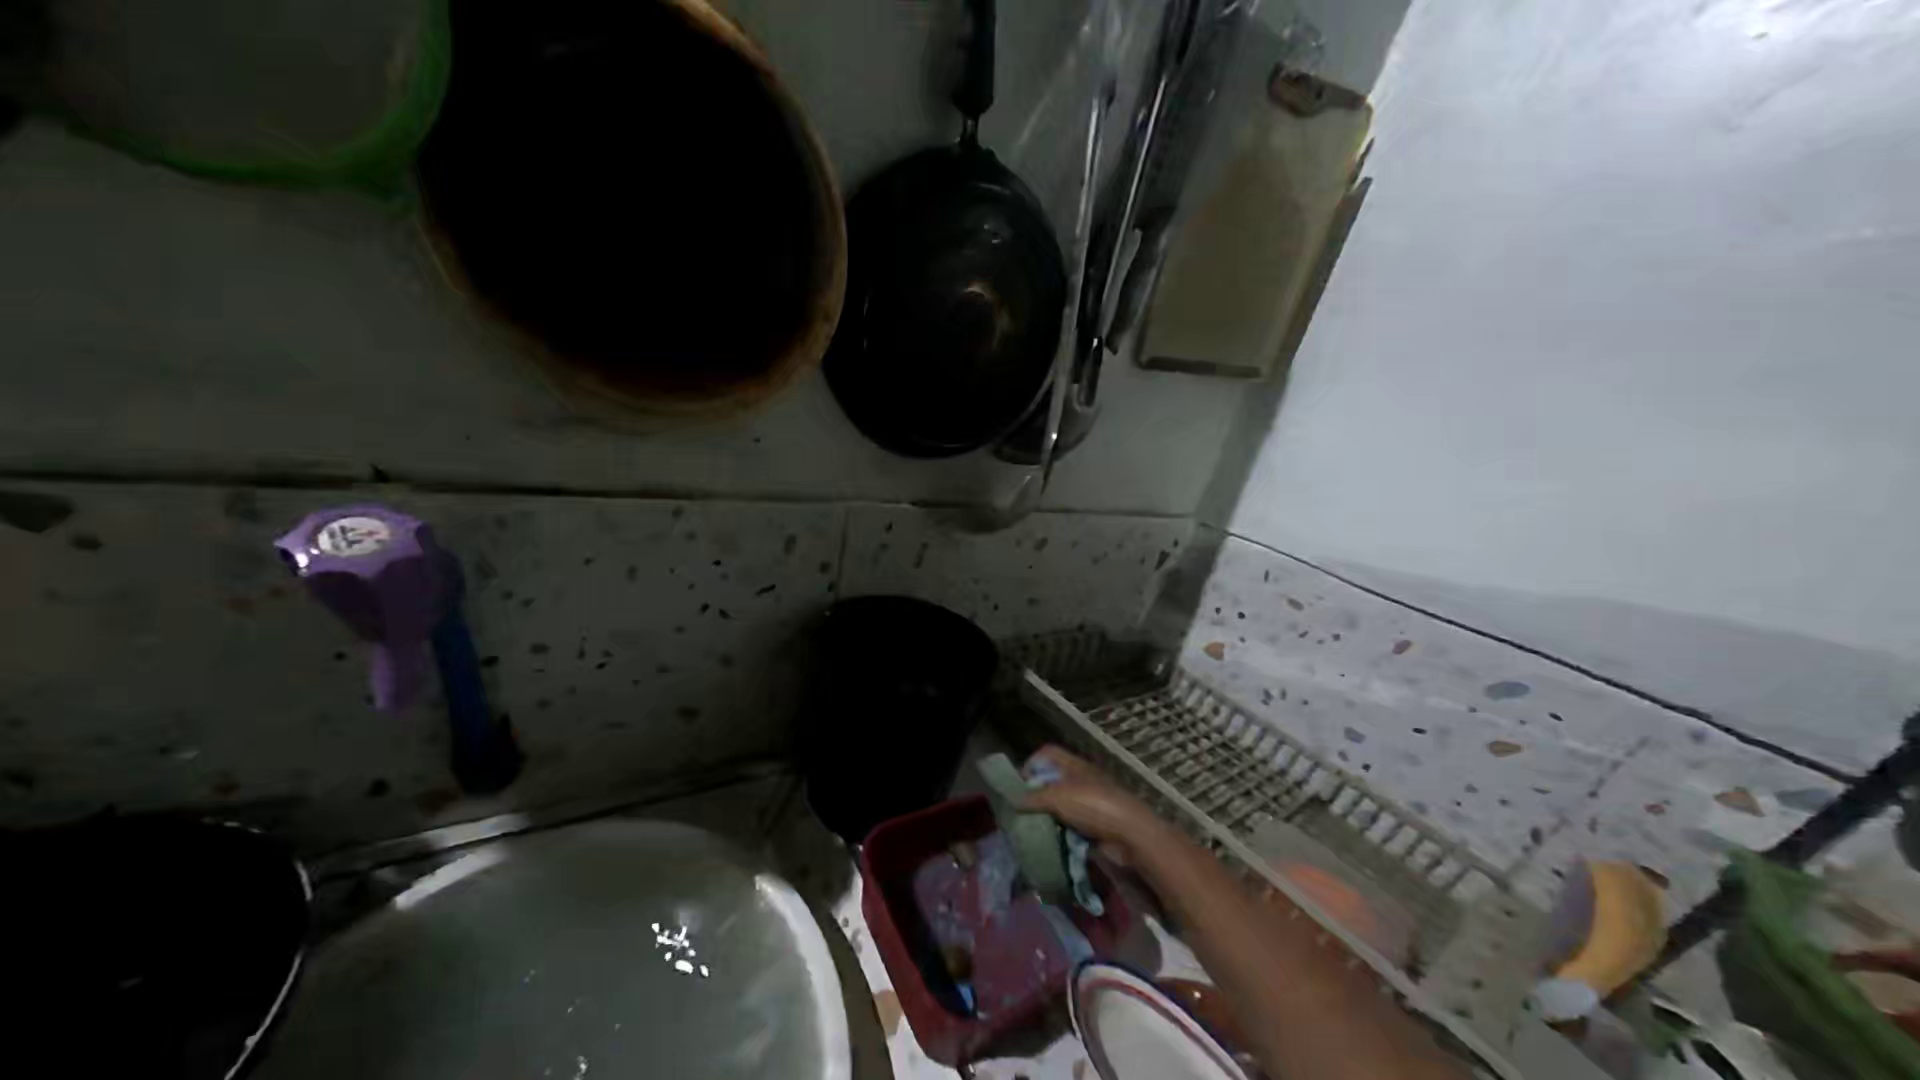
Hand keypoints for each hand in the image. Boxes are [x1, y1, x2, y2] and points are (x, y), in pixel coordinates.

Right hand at [1018, 745, 1168, 855]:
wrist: (1130, 834)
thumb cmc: (1093, 805)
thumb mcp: (1058, 797)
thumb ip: (1034, 797)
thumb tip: (1014, 800)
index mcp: (1073, 766)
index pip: (1047, 754)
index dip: (1031, 764)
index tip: (1019, 785)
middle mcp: (1080, 781)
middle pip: (1051, 781)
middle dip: (1035, 796)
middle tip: (1020, 812)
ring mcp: (1088, 804)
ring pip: (1059, 807)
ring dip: (1046, 818)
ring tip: (1030, 830)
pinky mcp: (1093, 826)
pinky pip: (1069, 827)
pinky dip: (1059, 833)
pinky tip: (1048, 843)